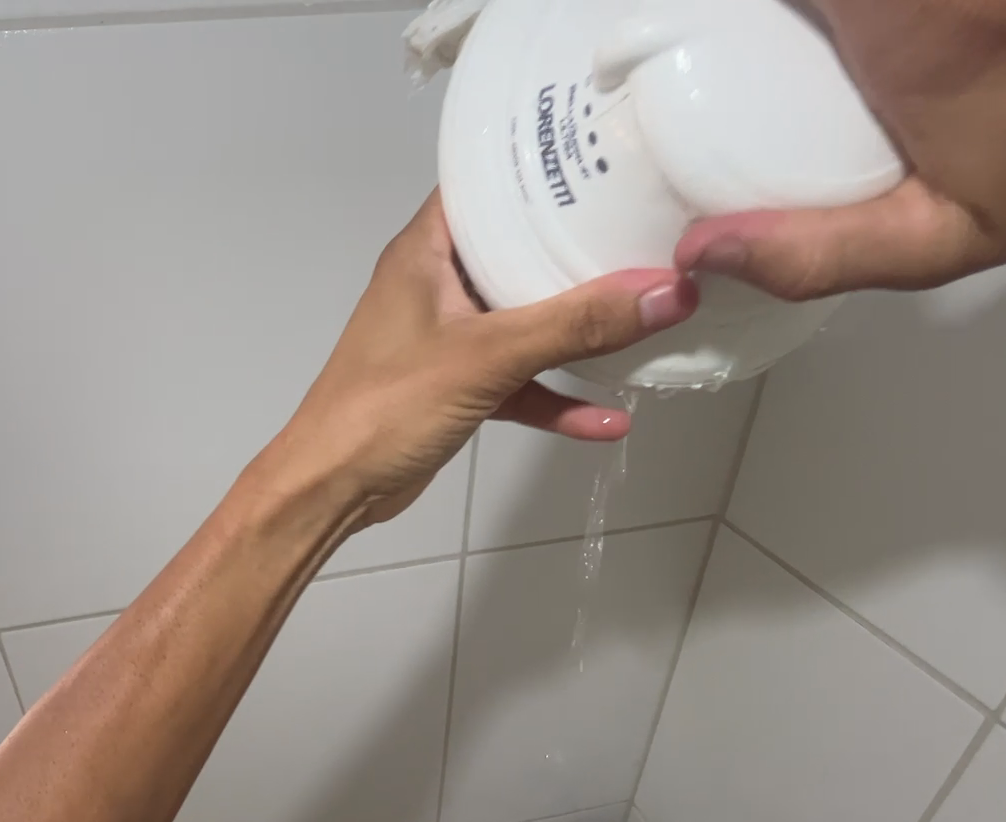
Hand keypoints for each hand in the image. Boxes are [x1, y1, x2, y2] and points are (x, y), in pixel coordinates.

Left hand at [259, 191, 696, 528]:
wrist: (332, 487)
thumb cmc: (388, 406)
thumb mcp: (484, 357)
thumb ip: (573, 325)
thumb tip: (672, 290)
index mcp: (426, 251)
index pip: (489, 183)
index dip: (550, 164)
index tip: (620, 151)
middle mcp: (436, 286)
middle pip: (518, 251)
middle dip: (582, 246)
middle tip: (658, 227)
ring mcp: (447, 339)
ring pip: (523, 321)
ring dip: (576, 330)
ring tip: (650, 316)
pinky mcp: (455, 388)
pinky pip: (516, 382)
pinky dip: (555, 399)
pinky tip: (609, 420)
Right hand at [678, 0, 1005, 299]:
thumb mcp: (938, 244)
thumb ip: (813, 255)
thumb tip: (700, 249)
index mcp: (922, 29)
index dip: (736, 14)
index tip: (712, 37)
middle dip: (780, 17)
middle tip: (761, 40)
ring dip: (819, 12)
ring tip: (813, 37)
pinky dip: (869, 6)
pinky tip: (877, 30)